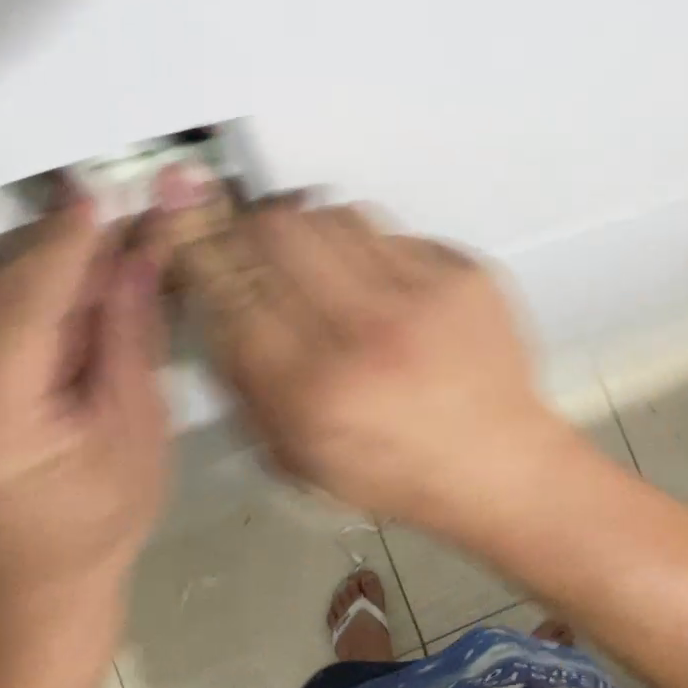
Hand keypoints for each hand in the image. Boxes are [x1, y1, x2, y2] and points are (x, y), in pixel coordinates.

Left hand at [0, 196, 169, 601]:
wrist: (27, 586)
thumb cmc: (102, 519)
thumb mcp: (136, 429)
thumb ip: (127, 335)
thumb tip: (138, 250)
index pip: (22, 312)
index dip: (63, 251)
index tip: (95, 193)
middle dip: (57, 268)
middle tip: (119, 240)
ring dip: (31, 289)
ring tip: (93, 286)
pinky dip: (1, 316)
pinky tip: (48, 323)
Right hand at [158, 169, 575, 533]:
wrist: (497, 463)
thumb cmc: (393, 473)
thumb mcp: (298, 456)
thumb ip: (247, 382)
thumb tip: (215, 300)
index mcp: (311, 386)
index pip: (229, 282)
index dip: (200, 244)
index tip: (189, 224)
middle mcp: (364, 330)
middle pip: (275, 228)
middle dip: (252, 228)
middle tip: (257, 243)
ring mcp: (422, 294)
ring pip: (334, 214)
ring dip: (312, 230)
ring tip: (321, 261)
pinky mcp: (466, 274)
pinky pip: (395, 232)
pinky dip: (373, 249)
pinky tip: (384, 284)